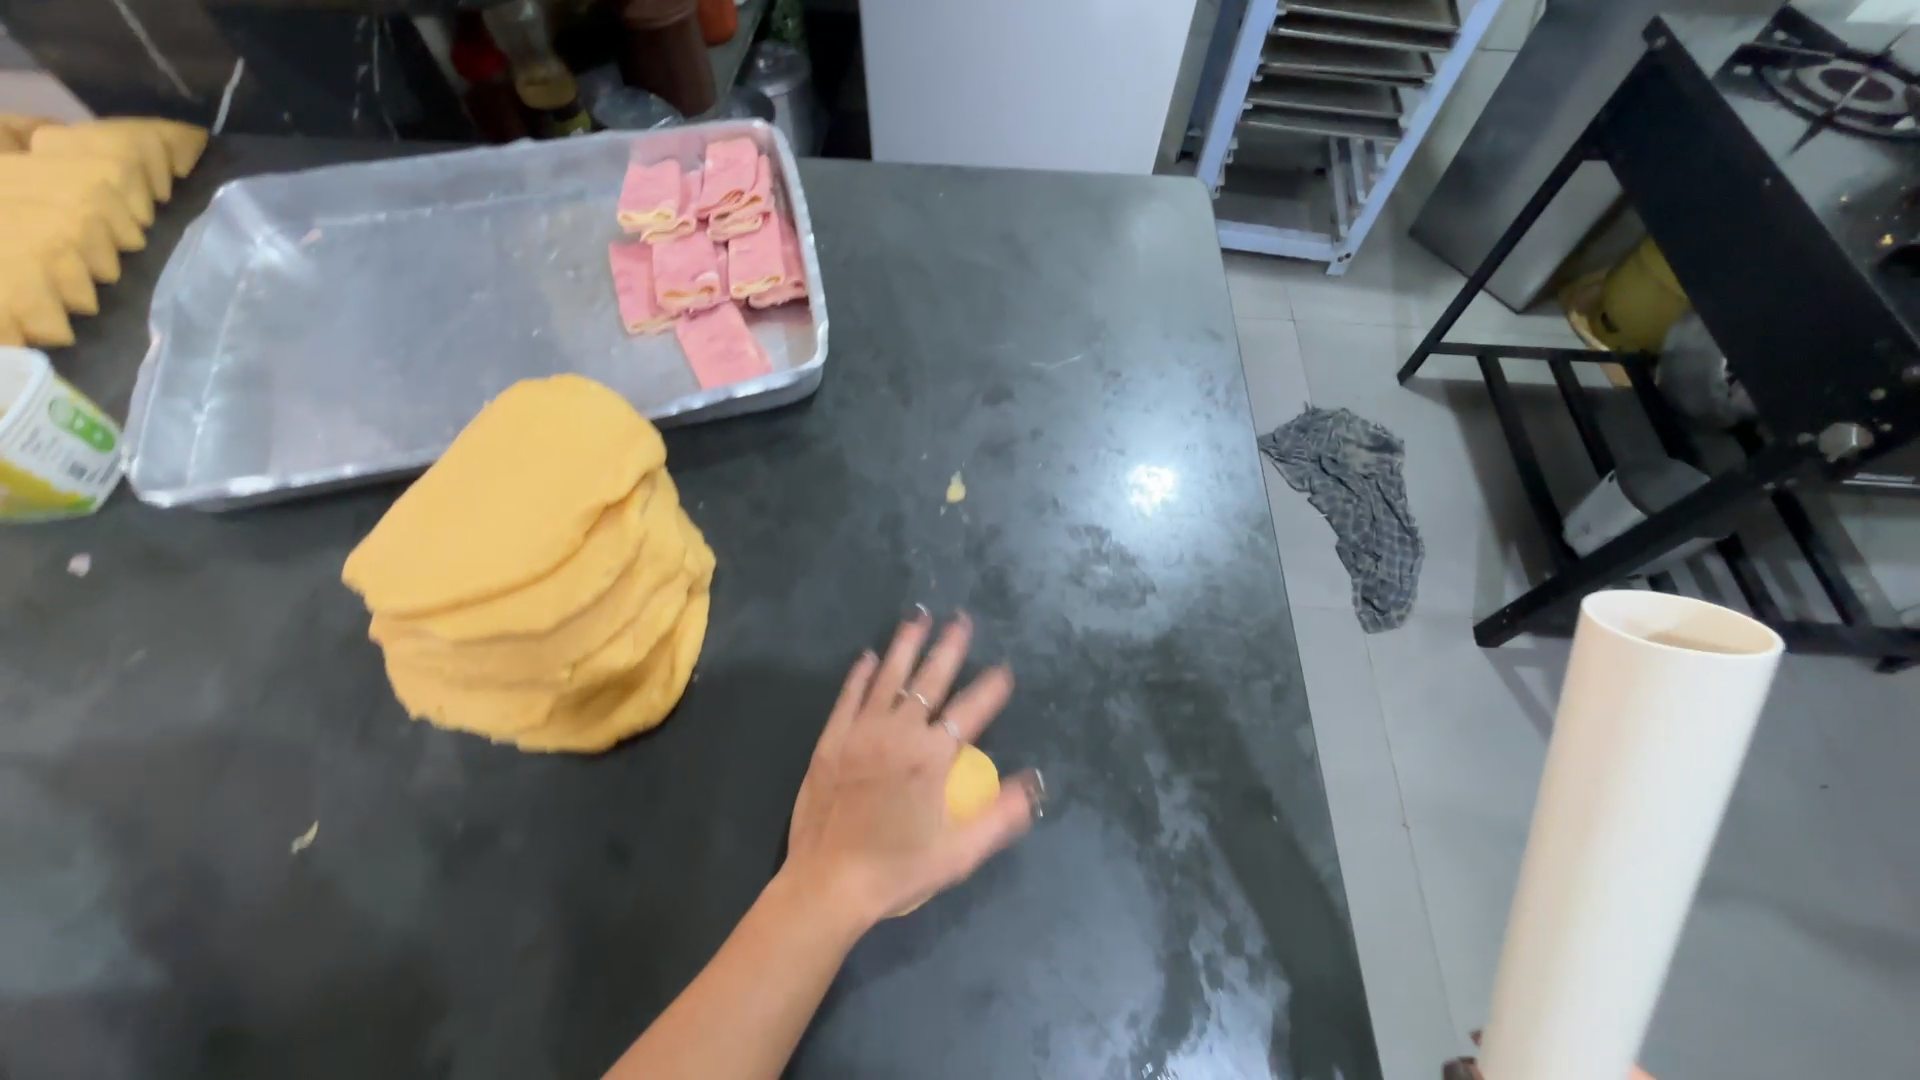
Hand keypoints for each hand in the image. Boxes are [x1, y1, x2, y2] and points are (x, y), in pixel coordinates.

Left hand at [783, 610, 1042, 929]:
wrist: (828, 884)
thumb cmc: (898, 870)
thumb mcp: (960, 853)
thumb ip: (1001, 815)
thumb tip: (1034, 781)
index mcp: (932, 758)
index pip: (971, 711)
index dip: (991, 688)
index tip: (1004, 670)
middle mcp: (898, 733)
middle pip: (930, 680)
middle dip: (949, 648)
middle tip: (961, 621)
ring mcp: (861, 732)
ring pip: (888, 677)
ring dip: (906, 646)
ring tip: (918, 618)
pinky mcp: (831, 740)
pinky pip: (850, 696)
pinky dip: (861, 675)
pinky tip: (869, 656)